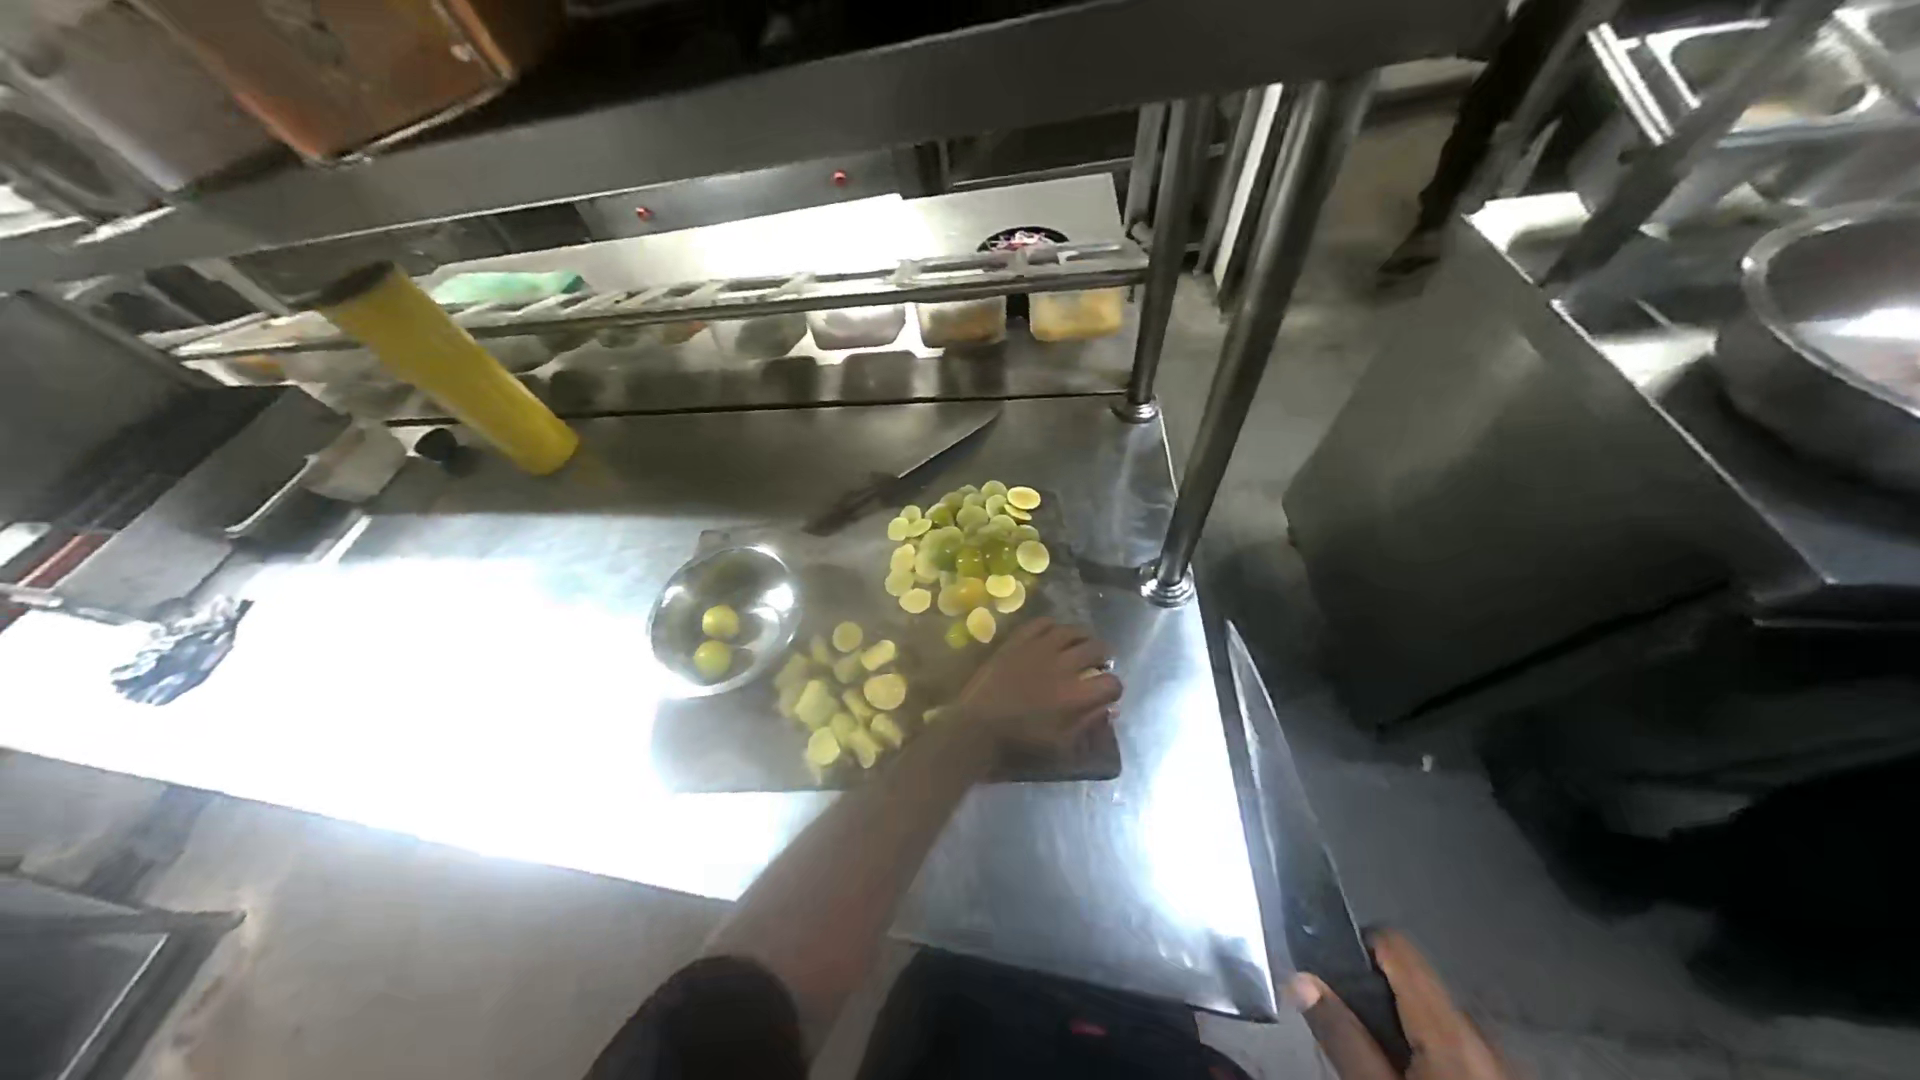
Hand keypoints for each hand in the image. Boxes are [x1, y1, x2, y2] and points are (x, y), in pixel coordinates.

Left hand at [951, 617, 1122, 755]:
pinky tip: (1054, 635)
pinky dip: (1054, 626)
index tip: (1106, 691)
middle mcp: (1064, 665)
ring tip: (1079, 645)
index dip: (1114, 688)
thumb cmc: (1019, 742)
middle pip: (1097, 648)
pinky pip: (1043, 623)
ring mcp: (1040, 648)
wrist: (977, 727)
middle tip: (1097, 663)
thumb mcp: (1060, 745)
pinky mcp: (1018, 640)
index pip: (1111, 683)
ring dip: (1082, 637)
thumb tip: (1109, 710)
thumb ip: (1088, 725)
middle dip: (1103, 656)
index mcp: (1076, 696)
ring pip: (1072, 631)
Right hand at [1293, 930, 1510, 1079]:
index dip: (1357, 946)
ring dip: (1397, 1027)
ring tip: (1377, 1066)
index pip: (1396, 945)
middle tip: (1347, 1034)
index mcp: (1449, 1028)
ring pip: (1433, 1017)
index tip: (1329, 973)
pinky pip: (1456, 1046)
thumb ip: (1341, 1035)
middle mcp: (1482, 1033)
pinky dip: (1425, 1051)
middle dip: (1373, 998)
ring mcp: (1501, 1063)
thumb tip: (1300, 977)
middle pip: (1413, 983)